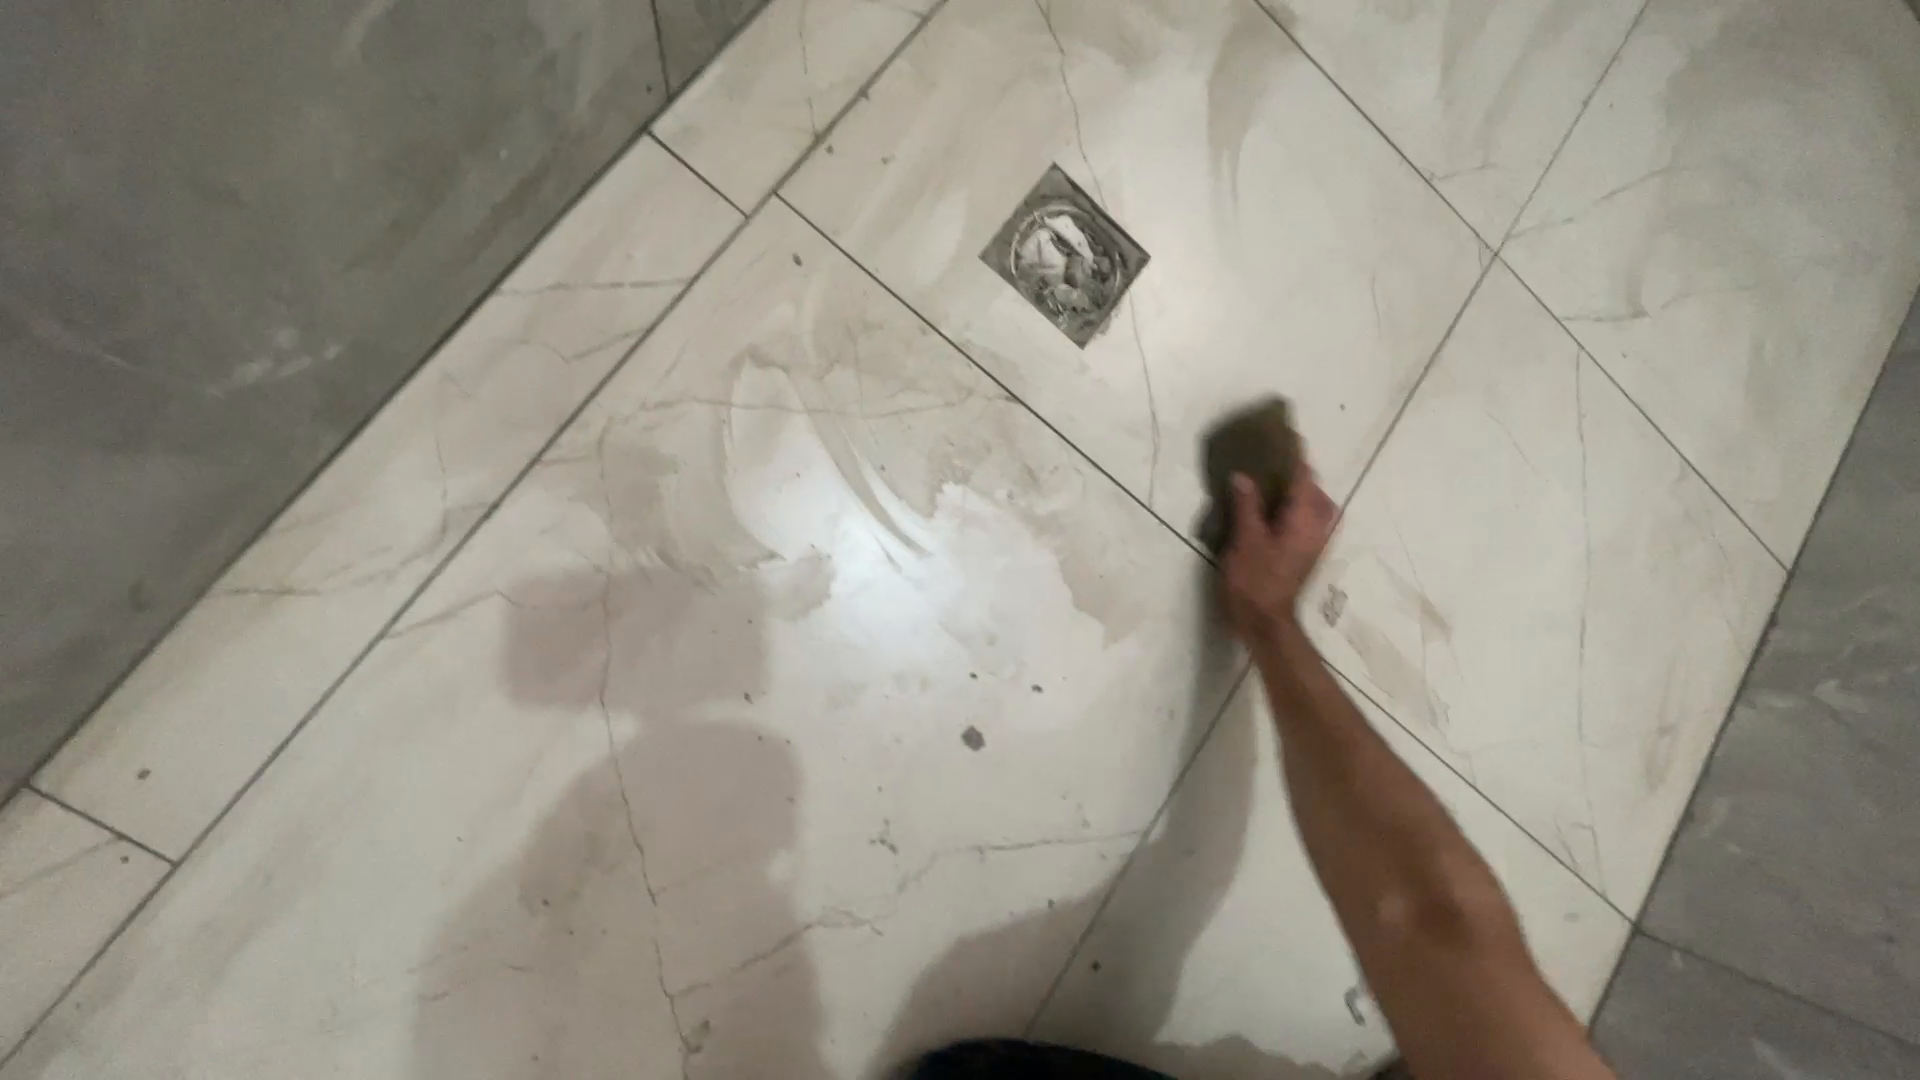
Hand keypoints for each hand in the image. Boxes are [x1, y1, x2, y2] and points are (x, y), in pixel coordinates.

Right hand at [1220, 462, 1336, 643]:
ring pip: (1317, 507)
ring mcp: (1315, 543)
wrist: (1266, 620)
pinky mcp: (1307, 554)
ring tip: (1277, 484)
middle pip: (1316, 491)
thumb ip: (1247, 506)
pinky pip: (1310, 520)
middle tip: (1276, 460)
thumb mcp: (1246, 540)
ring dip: (1302, 492)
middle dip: (1301, 473)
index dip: (1296, 457)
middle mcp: (1316, 528)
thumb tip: (1243, 476)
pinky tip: (1277, 510)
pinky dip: (1299, 507)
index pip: (1304, 478)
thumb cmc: (1254, 580)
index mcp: (1304, 520)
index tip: (1287, 437)